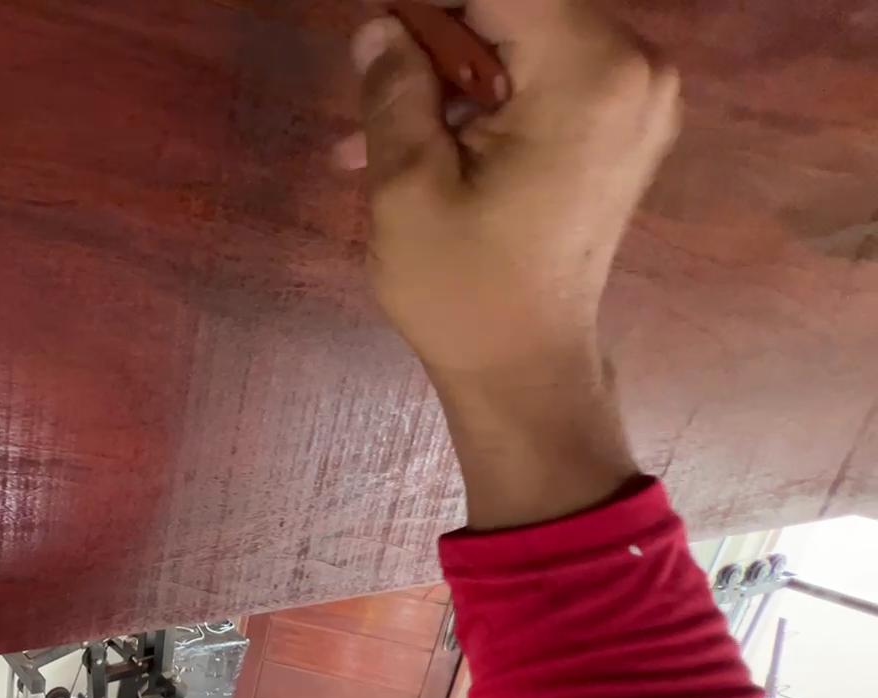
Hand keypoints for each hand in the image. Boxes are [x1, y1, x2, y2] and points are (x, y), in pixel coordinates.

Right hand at [348, 0, 681, 529]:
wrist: (519, 363)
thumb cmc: (458, 285)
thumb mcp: (406, 190)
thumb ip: (394, 97)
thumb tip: (378, 29)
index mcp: (587, 74)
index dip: (430, 14)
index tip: (377, 47)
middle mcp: (634, 70)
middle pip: (517, 21)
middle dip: (432, 59)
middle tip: (363, 115)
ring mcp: (633, 106)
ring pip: (523, 62)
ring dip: (445, 96)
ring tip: (372, 150)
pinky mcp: (617, 138)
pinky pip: (541, 98)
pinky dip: (479, 117)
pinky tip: (424, 160)